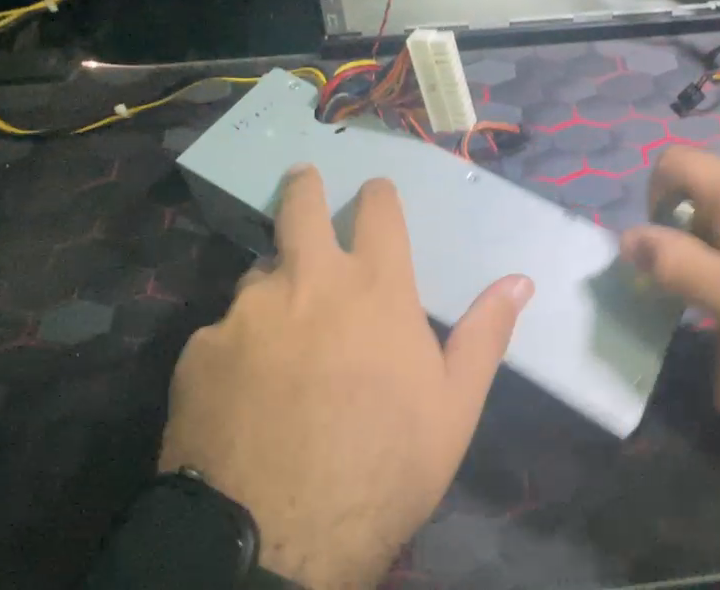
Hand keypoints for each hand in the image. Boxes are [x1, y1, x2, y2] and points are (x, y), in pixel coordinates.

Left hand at [159, 167, 533, 589]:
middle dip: (304, 187)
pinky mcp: (200, 349)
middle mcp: (308, 280)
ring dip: (273, 286)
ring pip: (258, 274)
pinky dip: (235, 346)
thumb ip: (485, 335)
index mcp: (375, 289)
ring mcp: (247, 311)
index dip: (377, 195)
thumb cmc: (384, 468)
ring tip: (279, 329)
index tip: (374, 192)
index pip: (377, 211)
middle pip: (300, 206)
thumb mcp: (454, 407)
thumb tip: (520, 280)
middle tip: (303, 180)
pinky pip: (222, 333)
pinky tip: (243, 390)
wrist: (278, 539)